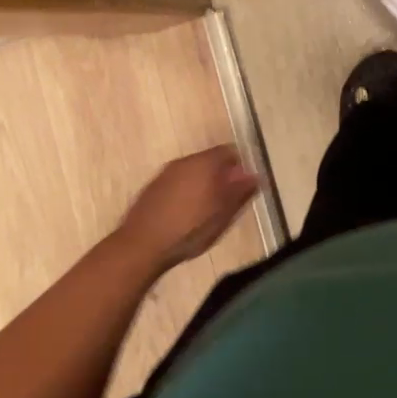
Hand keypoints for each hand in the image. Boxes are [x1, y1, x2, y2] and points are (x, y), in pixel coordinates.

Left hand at [119, 145, 258, 268]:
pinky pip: (175, 184)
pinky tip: (184, 216)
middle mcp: (183, 161)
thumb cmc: (190, 229)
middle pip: (210, 160)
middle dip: (221, 176)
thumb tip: (255, 175)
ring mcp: (164, 174)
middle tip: (226, 202)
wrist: (141, 246)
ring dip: (202, 185)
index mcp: (204, 162)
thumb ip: (241, 191)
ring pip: (191, 172)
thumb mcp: (223, 213)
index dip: (240, 167)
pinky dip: (184, 193)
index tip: (242, 188)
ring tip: (205, 211)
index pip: (230, 151)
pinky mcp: (150, 189)